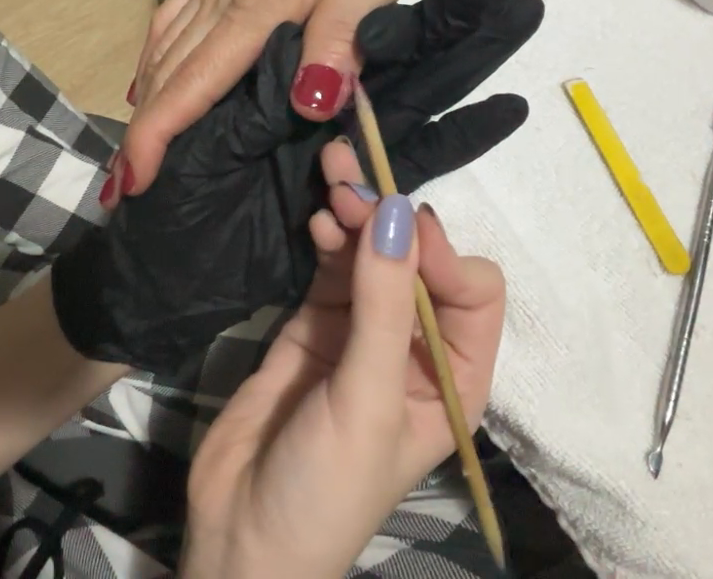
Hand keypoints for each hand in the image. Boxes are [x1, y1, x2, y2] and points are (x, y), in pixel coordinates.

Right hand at [52, 0, 541, 375]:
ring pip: (163, 45)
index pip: (198, 78)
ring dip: (144, 100)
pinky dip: (153, 57)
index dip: (161, 131)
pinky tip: (147, 80)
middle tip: (122, 185)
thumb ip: (342, 34)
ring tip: (131, 149)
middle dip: (142, 130)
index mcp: (262, 0)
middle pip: (169, 69)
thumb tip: (308, 101)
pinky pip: (171, 18)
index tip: (134, 178)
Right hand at [182, 142, 505, 578]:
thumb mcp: (367, 399)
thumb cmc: (327, 484)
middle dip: (389, 218)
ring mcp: (359, 332)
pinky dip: (326, 239)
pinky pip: (329, 268)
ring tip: (329, 180)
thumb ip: (383, 305)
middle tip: (349, 179)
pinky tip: (315, 221)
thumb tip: (398, 211)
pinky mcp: (313, 324)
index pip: (470, 293)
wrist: (242, 533)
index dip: (439, 253)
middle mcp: (413, 347)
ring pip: (369, 256)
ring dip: (355, 216)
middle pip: (416, 262)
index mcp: (453, 376)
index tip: (394, 224)